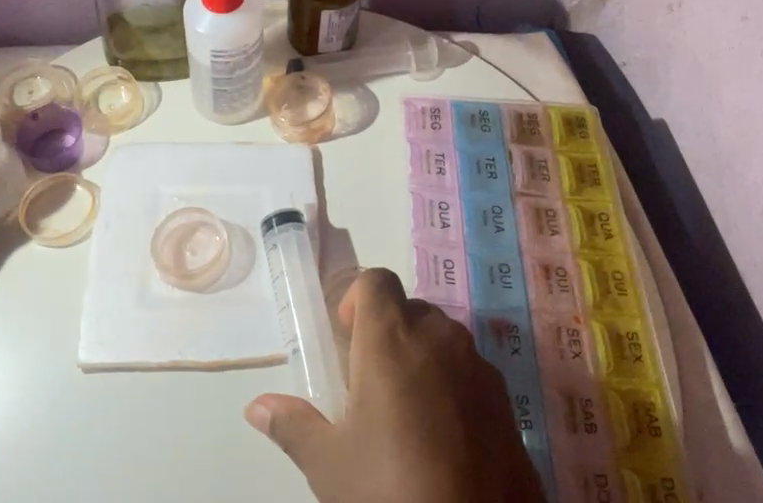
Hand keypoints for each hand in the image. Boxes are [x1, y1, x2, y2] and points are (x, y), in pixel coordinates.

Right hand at [245, 269, 545, 502]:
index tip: (346, 338)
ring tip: (405, 410)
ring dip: (421, 355)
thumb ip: (294, 426)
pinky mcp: (504, 395)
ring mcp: (477, 364)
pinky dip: (452, 382)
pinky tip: (442, 432)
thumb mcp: (331, 465)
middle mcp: (438, 337)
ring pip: (442, 337)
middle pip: (409, 308)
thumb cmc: (393, 489)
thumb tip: (257, 407)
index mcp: (391, 339)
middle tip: (369, 381)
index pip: (375, 280)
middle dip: (388, 331)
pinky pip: (470, 368)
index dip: (357, 298)